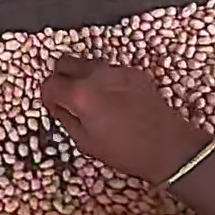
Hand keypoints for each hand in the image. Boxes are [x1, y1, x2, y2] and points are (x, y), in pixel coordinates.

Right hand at [40, 57, 209, 181]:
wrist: (168, 146)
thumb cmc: (125, 151)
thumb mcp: (86, 142)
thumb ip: (66, 118)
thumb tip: (58, 106)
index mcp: (80, 94)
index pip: (50, 84)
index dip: (47, 97)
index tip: (54, 108)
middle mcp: (96, 74)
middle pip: (65, 63)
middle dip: (61, 78)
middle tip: (67, 99)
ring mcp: (117, 70)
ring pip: (88, 63)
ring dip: (82, 77)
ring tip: (91, 102)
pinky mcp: (134, 72)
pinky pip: (109, 70)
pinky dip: (103, 80)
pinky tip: (113, 101)